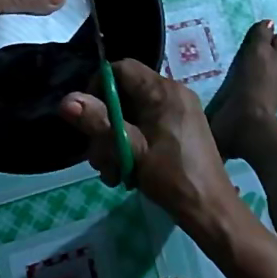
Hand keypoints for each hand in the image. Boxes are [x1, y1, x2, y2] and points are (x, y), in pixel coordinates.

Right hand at [58, 59, 236, 227]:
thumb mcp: (130, 150)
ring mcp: (179, 110)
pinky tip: (127, 172)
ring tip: (114, 173)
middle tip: (100, 158)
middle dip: (106, 125)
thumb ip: (99, 123)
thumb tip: (66, 100)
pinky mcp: (181, 128)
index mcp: (163, 91)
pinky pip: (147, 125)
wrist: (210, 208)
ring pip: (133, 114)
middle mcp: (173, 93)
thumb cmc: (171, 176)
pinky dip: (133, 144)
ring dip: (116, 142)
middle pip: (125, 94)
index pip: (122, 69)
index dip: (98, 87)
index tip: (87, 116)